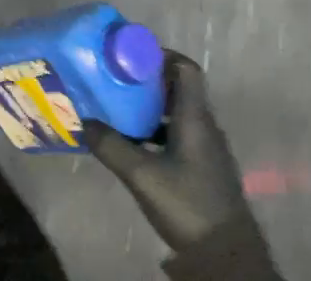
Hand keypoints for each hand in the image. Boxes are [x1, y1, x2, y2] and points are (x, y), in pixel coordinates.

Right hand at [82, 51, 249, 253]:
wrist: (226, 255)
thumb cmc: (188, 204)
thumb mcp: (142, 175)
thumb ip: (111, 146)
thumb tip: (84, 122)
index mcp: (195, 118)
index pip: (186, 69)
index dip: (160, 55)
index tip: (130, 56)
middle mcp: (204, 127)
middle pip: (177, 89)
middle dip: (146, 82)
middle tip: (114, 81)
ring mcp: (206, 150)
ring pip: (176, 114)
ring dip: (149, 109)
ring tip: (117, 110)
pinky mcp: (202, 170)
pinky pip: (177, 136)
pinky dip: (155, 132)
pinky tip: (132, 145)